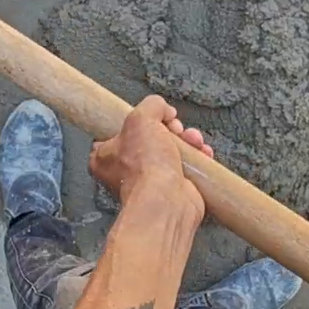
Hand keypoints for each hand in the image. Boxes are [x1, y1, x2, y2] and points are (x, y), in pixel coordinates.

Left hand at [89, 95, 211, 217]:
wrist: (166, 202)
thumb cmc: (144, 167)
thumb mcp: (141, 118)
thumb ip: (151, 105)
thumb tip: (163, 108)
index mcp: (106, 157)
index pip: (120, 131)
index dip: (140, 121)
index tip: (153, 117)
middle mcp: (126, 172)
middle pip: (152, 138)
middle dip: (171, 130)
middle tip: (175, 130)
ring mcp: (151, 182)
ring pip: (172, 151)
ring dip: (188, 141)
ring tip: (193, 141)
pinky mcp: (174, 190)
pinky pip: (188, 167)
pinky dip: (198, 158)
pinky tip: (202, 153)